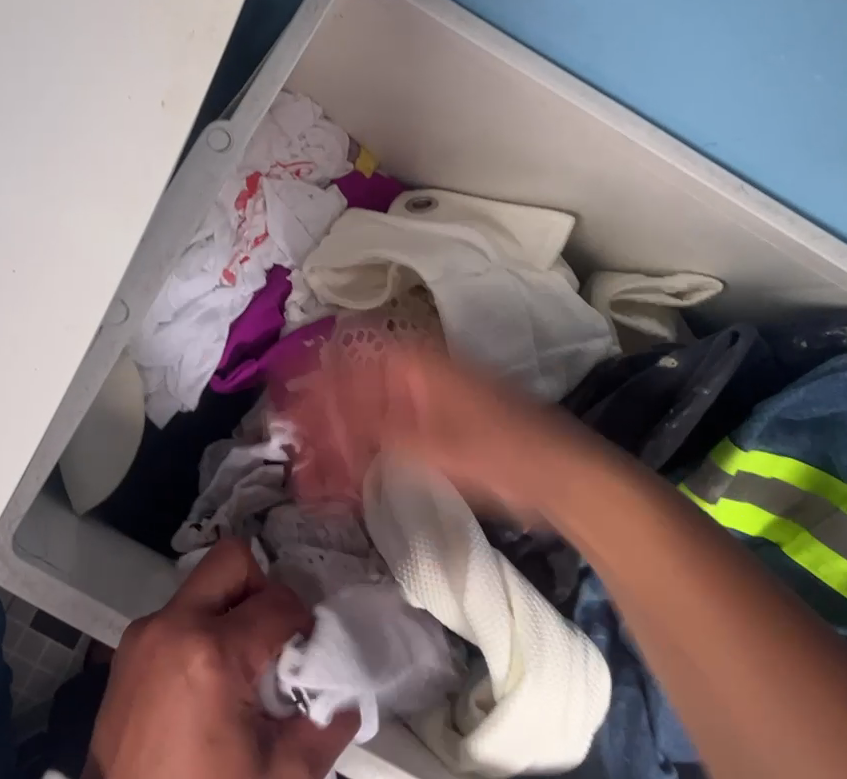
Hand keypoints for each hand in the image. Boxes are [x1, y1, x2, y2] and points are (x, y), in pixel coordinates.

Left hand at [87, 539, 357, 778]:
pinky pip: (176, 616)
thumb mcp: (278, 775)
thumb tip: (345, 698)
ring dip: (230, 611)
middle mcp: (173, 625)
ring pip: (202, 586)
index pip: (279, 602)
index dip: (305, 625)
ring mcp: (144, 632)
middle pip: (231, 559)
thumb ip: (323, 728)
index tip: (308, 657)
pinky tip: (209, 682)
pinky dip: (200, 631)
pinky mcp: (127, 648)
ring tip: (243, 667)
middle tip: (275, 639)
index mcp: (212, 651)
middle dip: (263, 588)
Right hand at [287, 343, 608, 525]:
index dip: (312, 382)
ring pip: (361, 420)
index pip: (347, 361)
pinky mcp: (431, 437)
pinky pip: (380, 442)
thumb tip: (320, 420)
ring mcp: (422, 408)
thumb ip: (374, 429)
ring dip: (332, 445)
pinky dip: (357, 461)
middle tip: (291, 449)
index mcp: (414, 364)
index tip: (285, 408)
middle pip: (348, 391)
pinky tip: (339, 484)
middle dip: (316, 421)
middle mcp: (413, 379)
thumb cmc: (503, 448)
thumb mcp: (435, 440)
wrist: (561, 478)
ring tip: (308, 475)